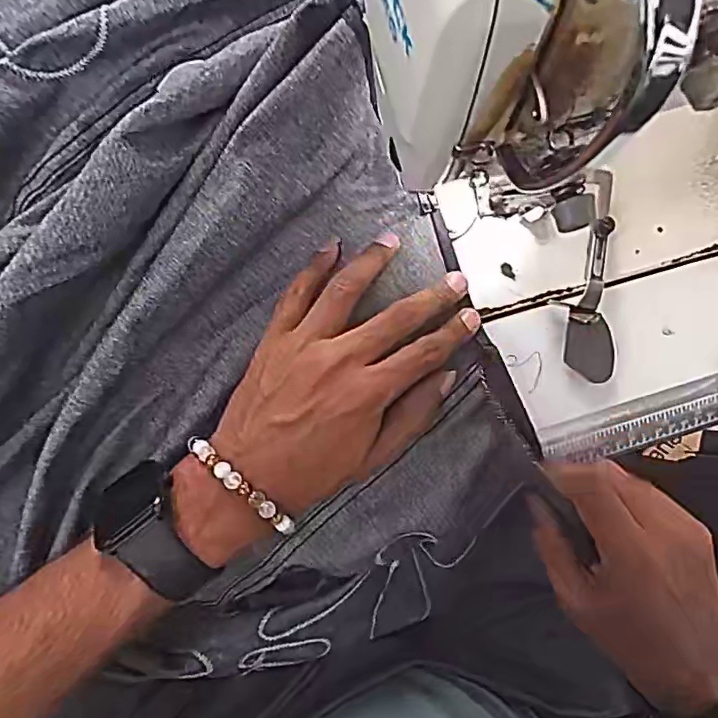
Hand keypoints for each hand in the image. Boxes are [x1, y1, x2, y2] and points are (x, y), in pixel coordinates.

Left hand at [170, 233, 479, 566]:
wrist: (249, 475)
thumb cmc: (310, 470)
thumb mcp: (373, 456)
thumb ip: (413, 415)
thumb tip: (444, 380)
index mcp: (367, 392)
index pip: (423, 352)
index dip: (452, 332)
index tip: (467, 318)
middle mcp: (339, 361)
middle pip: (396, 317)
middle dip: (432, 296)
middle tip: (452, 281)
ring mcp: (305, 345)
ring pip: (345, 289)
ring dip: (372, 262)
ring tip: (391, 242)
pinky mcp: (276, 339)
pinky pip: (297, 293)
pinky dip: (314, 268)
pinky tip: (330, 249)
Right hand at [531, 461, 717, 717]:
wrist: (695, 667)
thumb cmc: (634, 642)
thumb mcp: (576, 601)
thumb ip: (553, 547)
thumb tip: (539, 507)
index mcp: (632, 552)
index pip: (594, 483)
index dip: (562, 472)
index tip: (544, 476)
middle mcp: (665, 532)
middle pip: (612, 473)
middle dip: (579, 475)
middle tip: (560, 491)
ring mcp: (686, 527)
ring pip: (632, 479)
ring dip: (603, 484)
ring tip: (587, 508)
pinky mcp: (697, 529)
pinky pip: (653, 495)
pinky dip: (628, 497)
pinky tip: (617, 519)